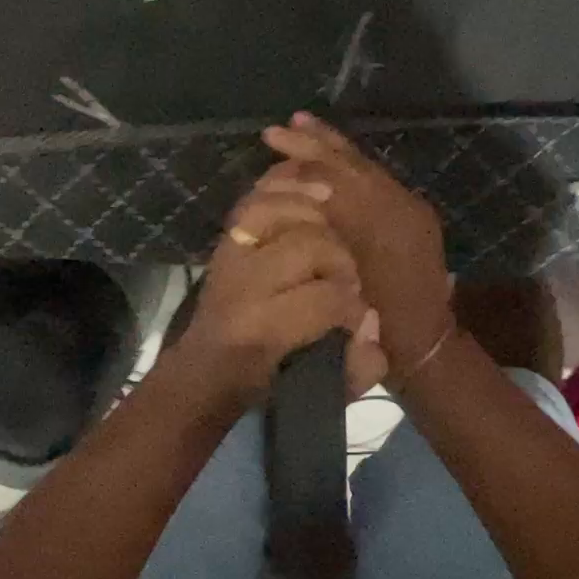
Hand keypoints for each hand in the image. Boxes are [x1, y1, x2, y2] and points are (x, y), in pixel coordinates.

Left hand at [171, 182, 387, 406]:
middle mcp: (241, 282)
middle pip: (308, 244)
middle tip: (346, 280)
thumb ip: (356, 369)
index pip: (325, 297)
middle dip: (339, 260)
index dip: (353, 307)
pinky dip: (286, 186)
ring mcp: (230, 253)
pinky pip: (257, 197)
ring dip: (315, 216)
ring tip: (334, 236)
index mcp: (261, 327)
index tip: (359, 319)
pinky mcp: (227, 237)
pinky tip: (315, 190)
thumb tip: (371, 324)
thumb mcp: (316, 392)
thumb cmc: (266, 381)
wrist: (207, 366)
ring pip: (278, 208)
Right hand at [262, 113, 454, 371]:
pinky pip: (373, 179)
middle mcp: (401, 207)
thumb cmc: (383, 328)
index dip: (306, 164)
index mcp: (386, 224)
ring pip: (364, 167)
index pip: (341, 180)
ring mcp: (408, 208)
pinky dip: (347, 162)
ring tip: (299, 124)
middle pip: (352, 166)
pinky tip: (328, 152)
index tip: (273, 148)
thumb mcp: (348, 290)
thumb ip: (329, 242)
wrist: (426, 346)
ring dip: (330, 146)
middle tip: (276, 131)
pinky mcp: (409, 213)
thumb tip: (305, 197)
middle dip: (314, 146)